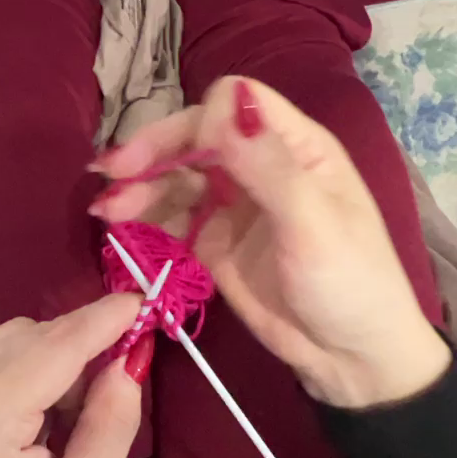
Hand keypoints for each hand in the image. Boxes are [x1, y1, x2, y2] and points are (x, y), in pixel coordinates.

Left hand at [0, 295, 143, 457]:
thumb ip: (110, 426)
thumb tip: (130, 359)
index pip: (57, 344)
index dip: (105, 318)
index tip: (147, 299)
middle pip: (33, 334)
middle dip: (80, 349)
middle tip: (106, 399)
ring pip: (10, 338)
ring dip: (51, 361)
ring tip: (61, 424)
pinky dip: (21, 369)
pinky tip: (28, 417)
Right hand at [93, 76, 450, 408]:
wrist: (351, 358)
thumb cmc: (349, 283)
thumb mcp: (313, 223)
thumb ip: (267, 164)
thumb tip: (226, 99)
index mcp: (295, 147)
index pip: (233, 105)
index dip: (194, 122)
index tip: (164, 156)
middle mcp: (259, 166)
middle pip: (195, 138)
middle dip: (151, 151)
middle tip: (109, 173)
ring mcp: (234, 206)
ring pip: (177, 178)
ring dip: (140, 186)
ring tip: (105, 209)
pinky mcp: (215, 243)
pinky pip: (173, 217)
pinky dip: (145, 214)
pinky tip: (119, 220)